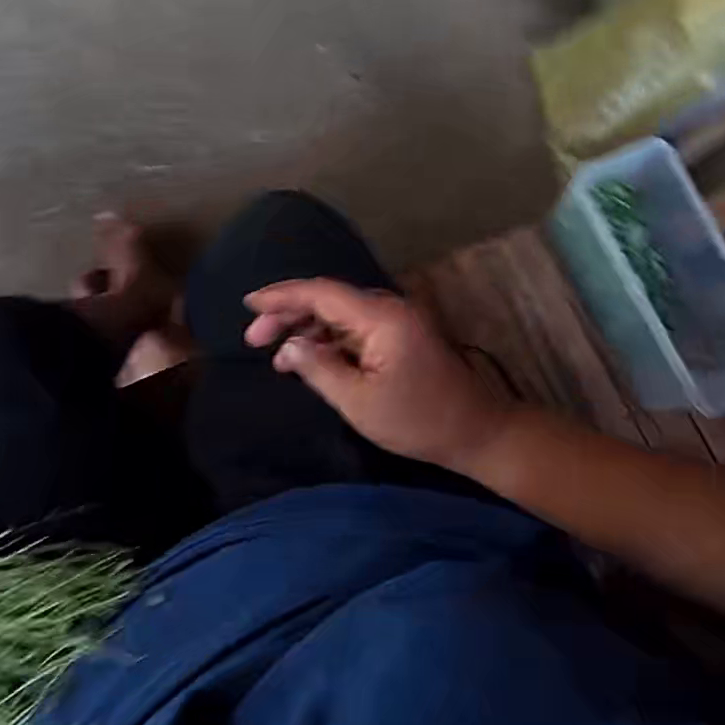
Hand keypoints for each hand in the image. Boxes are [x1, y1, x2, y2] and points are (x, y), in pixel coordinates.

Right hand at [244, 278, 508, 469]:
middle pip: (329, 299)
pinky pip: (356, 328)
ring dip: (307, 328)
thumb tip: (287, 347)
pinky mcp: (401, 336)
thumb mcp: (359, 401)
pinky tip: (309, 358)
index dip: (282, 295)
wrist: (475, 431)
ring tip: (276, 353)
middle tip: (254, 339)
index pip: (321, 292)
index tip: (249, 304)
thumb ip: (318, 368)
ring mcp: (398, 321)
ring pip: (340, 313)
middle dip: (289, 314)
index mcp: (382, 317)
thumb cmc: (417, 421)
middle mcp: (390, 308)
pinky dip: (329, 340)